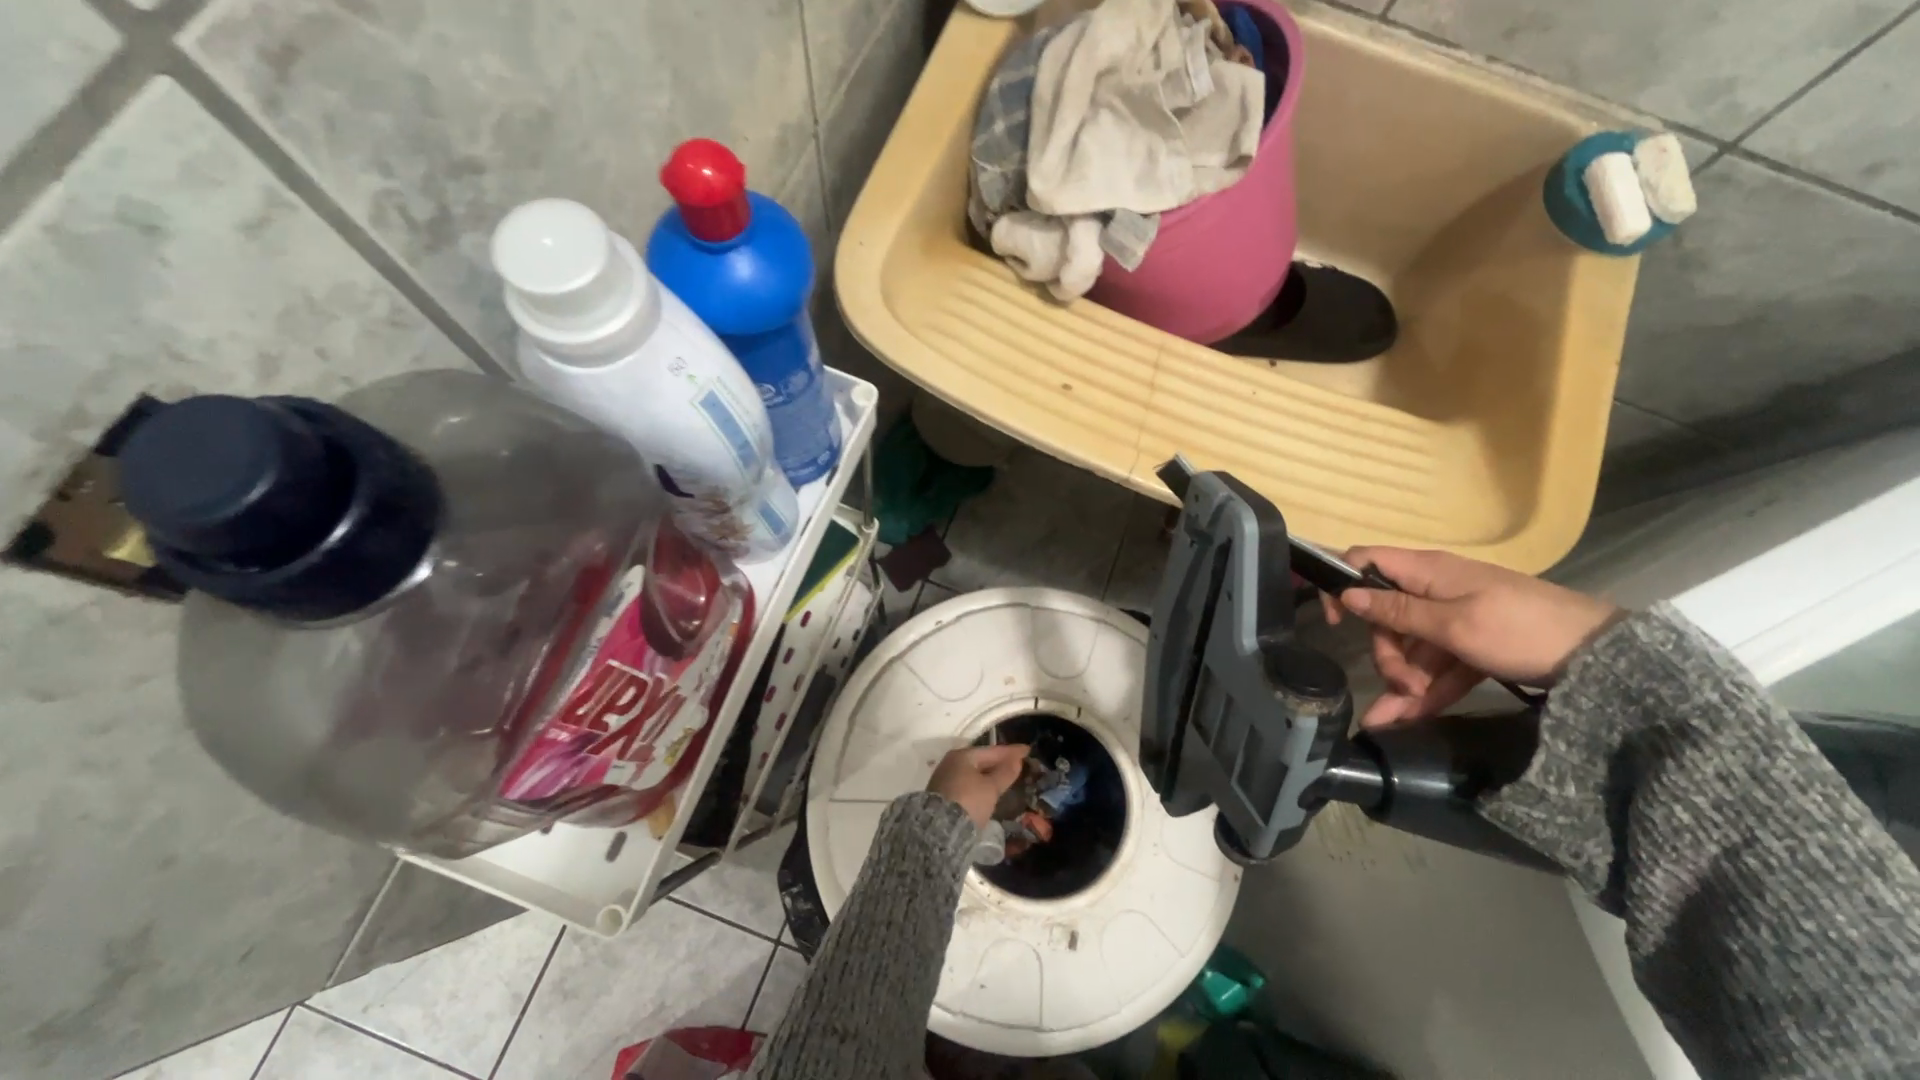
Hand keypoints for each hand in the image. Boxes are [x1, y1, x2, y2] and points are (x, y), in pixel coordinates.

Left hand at [928, 744, 1028, 826]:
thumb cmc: (969, 802)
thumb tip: (1016, 759)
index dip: (1011, 752)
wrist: (940, 829)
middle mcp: (951, 763)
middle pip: (981, 760)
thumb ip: (1005, 773)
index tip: (1027, 750)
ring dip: (989, 774)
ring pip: (973, 773)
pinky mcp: (943, 794)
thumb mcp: (991, 788)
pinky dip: (980, 784)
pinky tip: (988, 789)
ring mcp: (945, 778)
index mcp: (962, 756)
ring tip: (1006, 776)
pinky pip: (967, 783)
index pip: (992, 751)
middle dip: (999, 762)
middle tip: (1017, 763)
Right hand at [1321, 547, 1621, 727]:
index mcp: (1427, 571)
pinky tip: (1408, 719)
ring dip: (1404, 680)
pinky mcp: (1475, 645)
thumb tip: (1346, 593)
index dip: (1341, 584)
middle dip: (1386, 653)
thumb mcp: (1452, 624)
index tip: (1335, 621)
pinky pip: (1438, 665)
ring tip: (1404, 714)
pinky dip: (1426, 689)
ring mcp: (1457, 618)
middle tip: (1401, 685)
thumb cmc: (1519, 630)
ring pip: (1411, 646)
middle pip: (1386, 615)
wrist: (1601, 659)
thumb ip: (1396, 610)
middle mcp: (1436, 589)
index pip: (1365, 561)